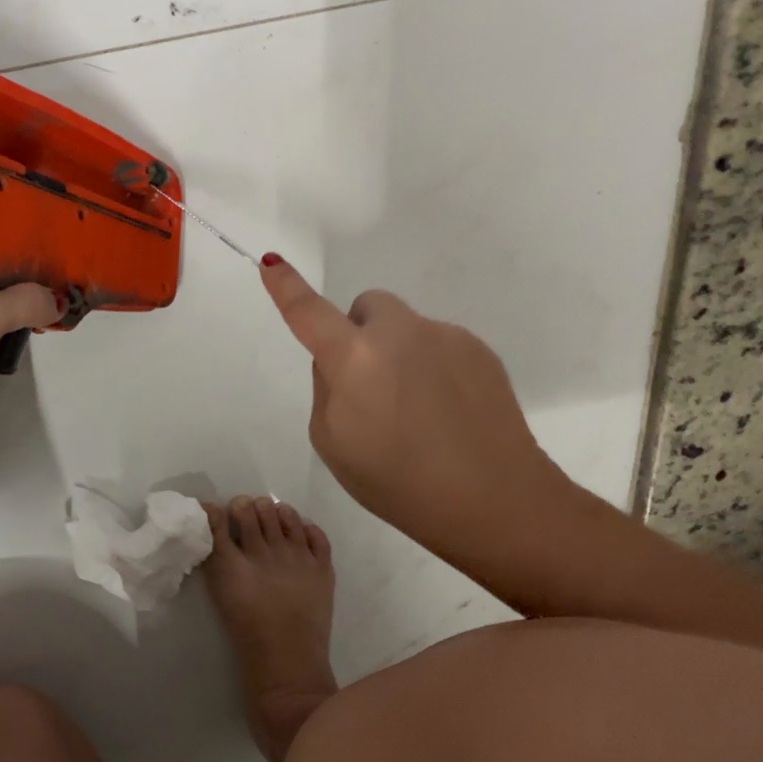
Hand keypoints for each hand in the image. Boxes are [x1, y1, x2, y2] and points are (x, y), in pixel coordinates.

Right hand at [257, 254, 574, 545]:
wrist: (490, 498)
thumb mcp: (331, 441)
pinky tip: (443, 416)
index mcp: (354, 358)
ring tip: (412, 416)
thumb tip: (342, 362)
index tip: (272, 263)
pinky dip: (430, 371)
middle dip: (357, 334)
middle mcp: (400, 334)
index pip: (309, 313)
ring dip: (396, 356)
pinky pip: (439, 348)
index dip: (286, 288)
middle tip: (363, 387)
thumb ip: (327, 389)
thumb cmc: (392, 480)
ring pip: (405, 331)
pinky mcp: (481, 352)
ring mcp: (447, 337)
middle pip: (367, 308)